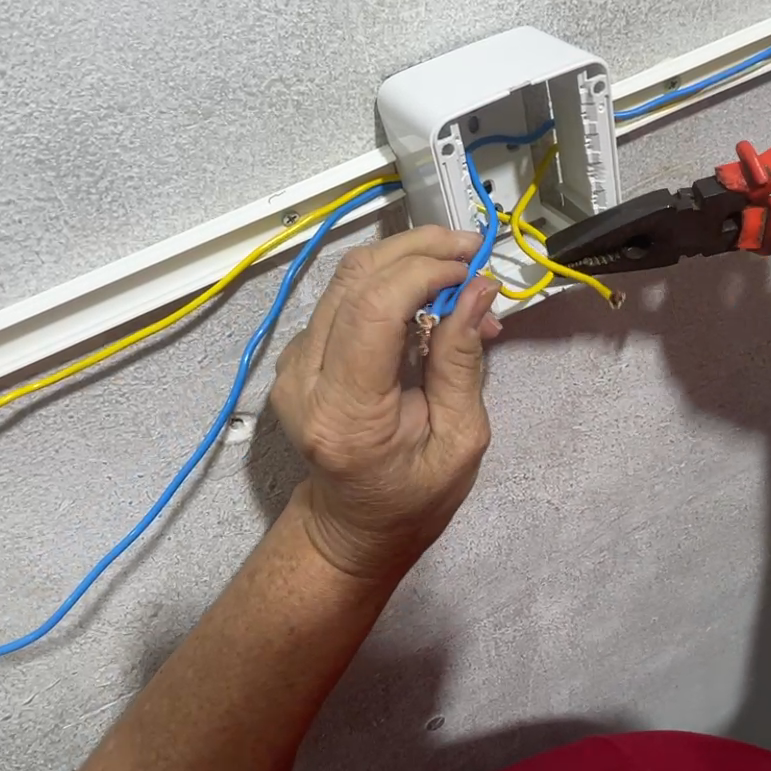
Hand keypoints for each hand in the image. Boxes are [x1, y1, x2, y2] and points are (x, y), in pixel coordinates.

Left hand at [269, 227, 501, 581]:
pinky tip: (430, 298)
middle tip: (470, 246)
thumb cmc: (415, 495)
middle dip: (417, 248)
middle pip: (354, 279)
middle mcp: (304, 380)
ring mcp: (292, 364)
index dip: (424, 272)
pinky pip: (344, 298)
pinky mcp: (297, 354)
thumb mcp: (461, 439)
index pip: (372, 310)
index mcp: (346, 413)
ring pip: (346, 278)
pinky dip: (391, 284)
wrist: (352, 523)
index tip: (472, 267)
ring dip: (406, 260)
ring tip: (458, 269)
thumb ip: (462, 361)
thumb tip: (478, 288)